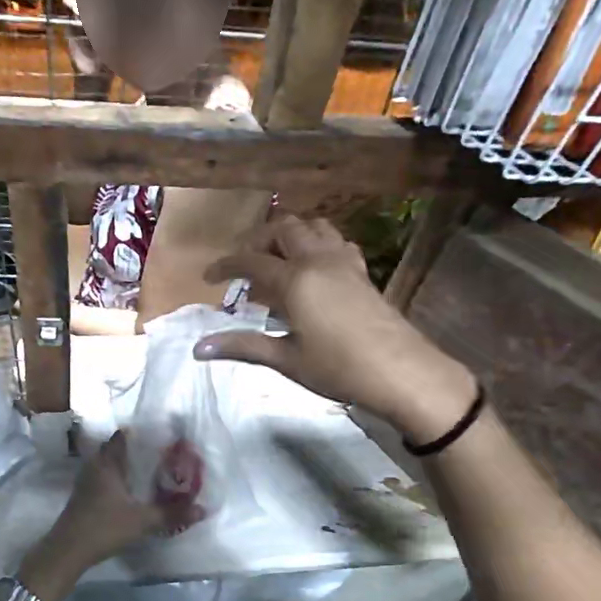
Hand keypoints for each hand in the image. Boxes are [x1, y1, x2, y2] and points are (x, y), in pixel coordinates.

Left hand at [18, 431, 165, 600]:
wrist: (67, 550)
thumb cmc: (104, 527)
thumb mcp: (142, 521)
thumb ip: (172, 514)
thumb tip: (204, 509)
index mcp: (106, 462)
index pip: (122, 436)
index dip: (141, 433)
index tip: (162, 436)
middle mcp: (94, 466)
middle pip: (116, 450)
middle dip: (138, 451)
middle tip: (163, 456)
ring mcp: (86, 481)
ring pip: (110, 466)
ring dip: (128, 467)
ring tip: (153, 472)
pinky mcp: (83, 496)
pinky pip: (105, 479)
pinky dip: (119, 481)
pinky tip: (134, 492)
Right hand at [195, 215, 478, 443]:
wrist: (403, 374)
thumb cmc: (338, 369)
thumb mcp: (285, 360)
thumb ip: (241, 346)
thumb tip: (197, 349)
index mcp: (295, 280)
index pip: (250, 260)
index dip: (225, 266)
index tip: (209, 278)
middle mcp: (318, 261)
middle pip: (283, 229)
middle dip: (258, 241)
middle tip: (244, 267)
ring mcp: (344, 263)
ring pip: (313, 227)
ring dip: (290, 236)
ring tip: (276, 261)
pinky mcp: (362, 272)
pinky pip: (336, 242)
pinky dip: (317, 244)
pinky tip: (312, 269)